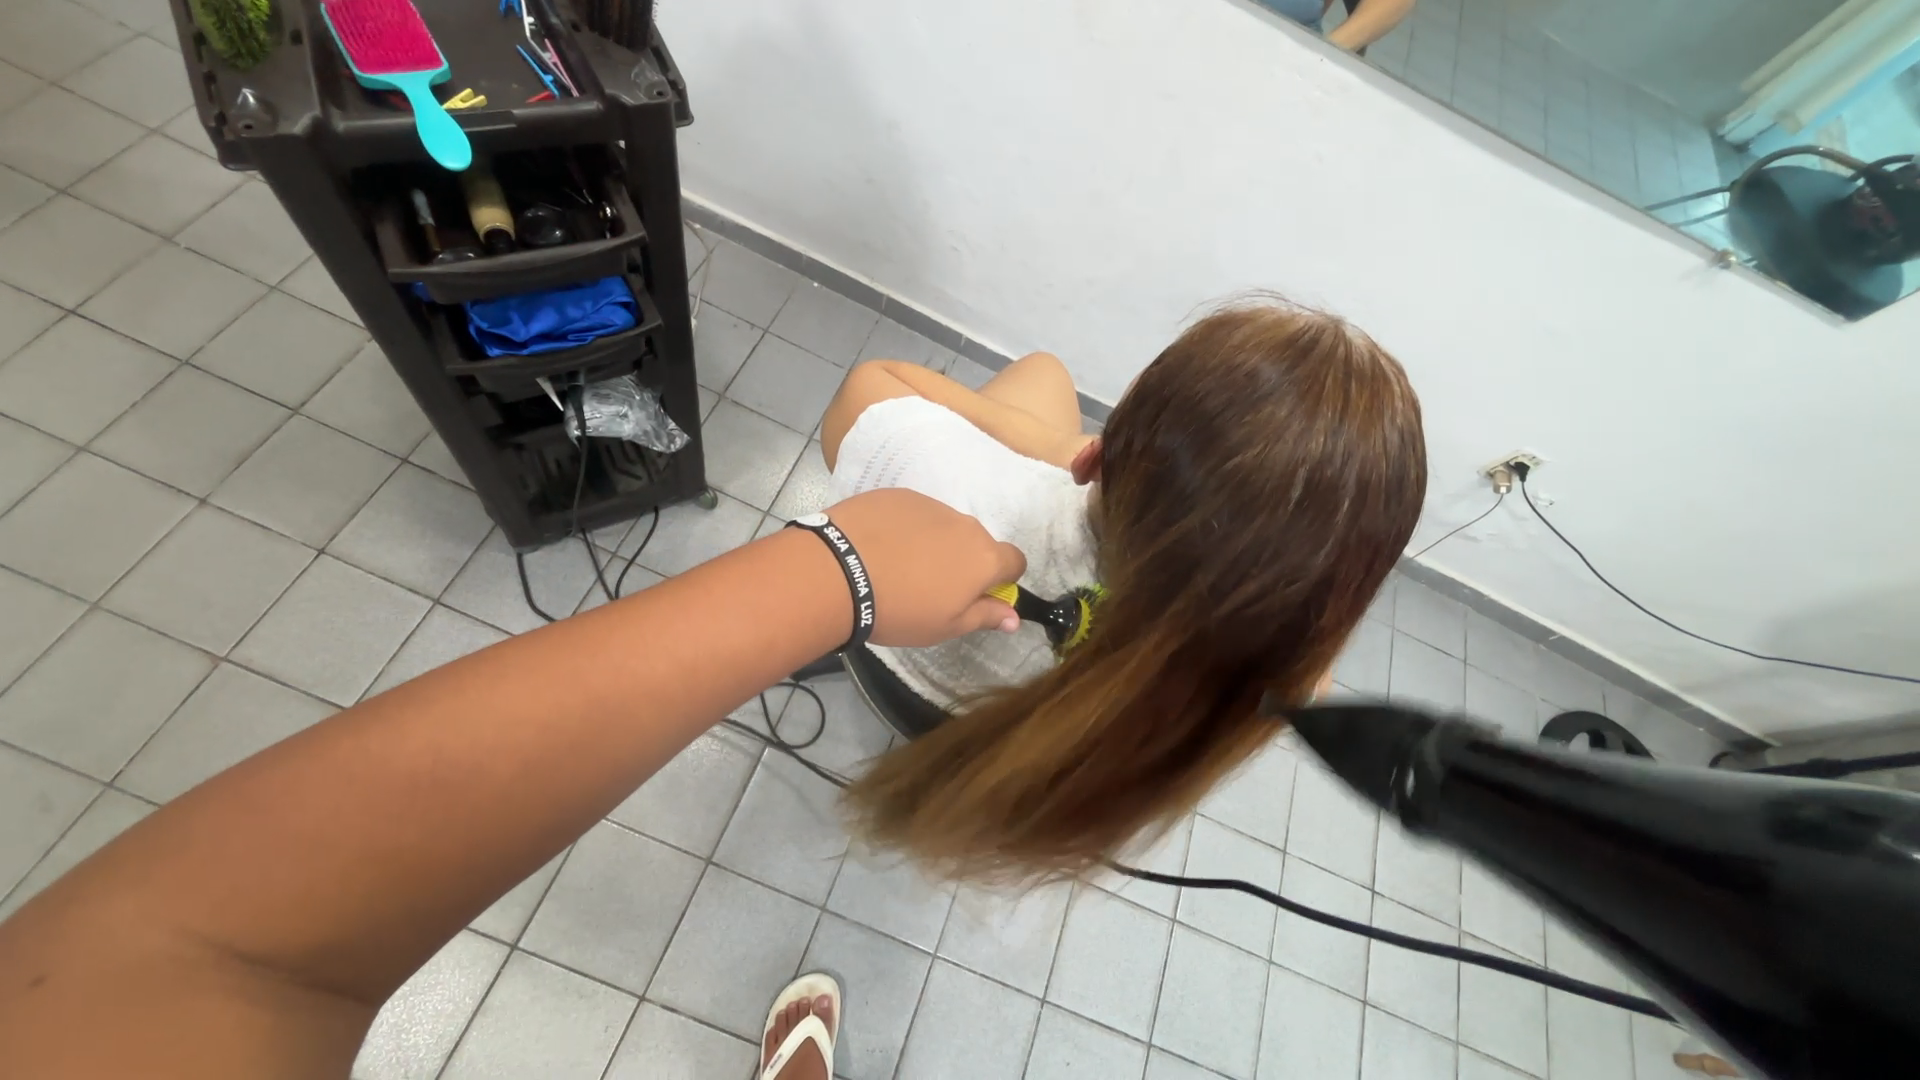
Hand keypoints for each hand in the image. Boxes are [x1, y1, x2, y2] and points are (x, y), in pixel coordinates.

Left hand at [823, 489, 1026, 646]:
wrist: (837, 572)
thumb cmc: (899, 609)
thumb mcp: (945, 626)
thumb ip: (985, 616)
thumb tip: (1014, 617)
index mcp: (983, 558)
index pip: (1015, 561)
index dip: (1002, 578)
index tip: (977, 593)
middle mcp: (964, 524)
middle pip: (976, 542)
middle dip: (962, 561)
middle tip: (928, 586)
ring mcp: (929, 504)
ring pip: (943, 526)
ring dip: (932, 543)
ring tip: (896, 566)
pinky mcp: (897, 494)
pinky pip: (912, 513)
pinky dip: (903, 528)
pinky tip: (876, 547)